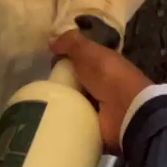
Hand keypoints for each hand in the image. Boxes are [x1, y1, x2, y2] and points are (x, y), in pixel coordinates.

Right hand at [50, 31, 153, 151]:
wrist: (125, 111)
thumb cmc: (107, 75)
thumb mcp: (87, 51)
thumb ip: (70, 42)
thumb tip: (50, 40)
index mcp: (105, 64)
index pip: (83, 59)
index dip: (67, 59)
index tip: (49, 62)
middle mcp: (104, 84)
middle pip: (78, 81)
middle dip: (62, 82)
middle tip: (42, 84)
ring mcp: (102, 107)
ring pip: (76, 101)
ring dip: (63, 102)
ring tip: (41, 103)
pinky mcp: (97, 126)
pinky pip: (78, 121)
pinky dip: (68, 120)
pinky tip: (52, 118)